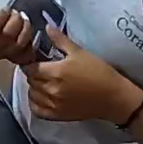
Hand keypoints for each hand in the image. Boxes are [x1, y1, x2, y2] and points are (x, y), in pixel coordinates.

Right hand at [0, 6, 37, 63]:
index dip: (1, 17)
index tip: (4, 9)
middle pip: (7, 35)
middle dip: (15, 20)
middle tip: (16, 12)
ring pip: (18, 43)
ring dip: (24, 28)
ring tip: (23, 20)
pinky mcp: (13, 59)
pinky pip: (26, 53)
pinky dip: (29, 42)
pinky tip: (26, 32)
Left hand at [23, 35, 141, 123]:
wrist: (113, 97)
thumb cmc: (98, 72)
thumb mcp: (80, 52)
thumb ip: (60, 40)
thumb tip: (46, 27)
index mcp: (55, 72)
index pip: (30, 68)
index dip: (31, 63)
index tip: (37, 61)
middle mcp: (50, 89)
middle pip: (30, 81)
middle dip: (34, 74)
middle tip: (43, 70)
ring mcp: (53, 104)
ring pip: (32, 95)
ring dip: (34, 88)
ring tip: (44, 83)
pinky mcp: (57, 116)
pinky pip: (37, 110)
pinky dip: (35, 103)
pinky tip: (42, 97)